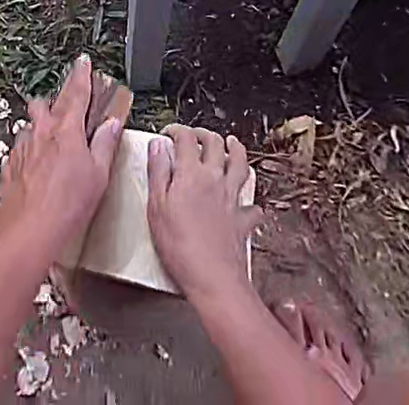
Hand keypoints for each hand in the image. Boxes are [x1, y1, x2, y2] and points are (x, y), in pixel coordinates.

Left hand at [0, 56, 124, 255]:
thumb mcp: (98, 174)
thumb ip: (105, 143)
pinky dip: (32, 145)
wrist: (27, 234)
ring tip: (55, 132)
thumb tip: (111, 124)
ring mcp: (23, 148)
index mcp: (66, 129)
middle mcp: (42, 132)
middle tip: (72, 98)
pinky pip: (22, 145)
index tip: (83, 63)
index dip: (82, 75)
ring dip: (43, 121)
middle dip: (61, 96)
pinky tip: (39, 159)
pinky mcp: (11, 165)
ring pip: (32, 122)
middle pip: (50, 102)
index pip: (76, 92)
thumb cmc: (65, 206)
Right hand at [146, 124, 258, 301]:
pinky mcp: (242, 218)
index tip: (169, 133)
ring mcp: (231, 197)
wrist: (212, 278)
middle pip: (215, 143)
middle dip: (204, 134)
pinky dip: (250, 200)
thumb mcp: (157, 207)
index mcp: (191, 174)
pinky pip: (251, 204)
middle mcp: (214, 179)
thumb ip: (157, 172)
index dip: (176, 130)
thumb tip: (158, 145)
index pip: (186, 139)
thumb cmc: (180, 246)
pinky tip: (248, 202)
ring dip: (236, 149)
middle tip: (196, 135)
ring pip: (239, 163)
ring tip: (232, 143)